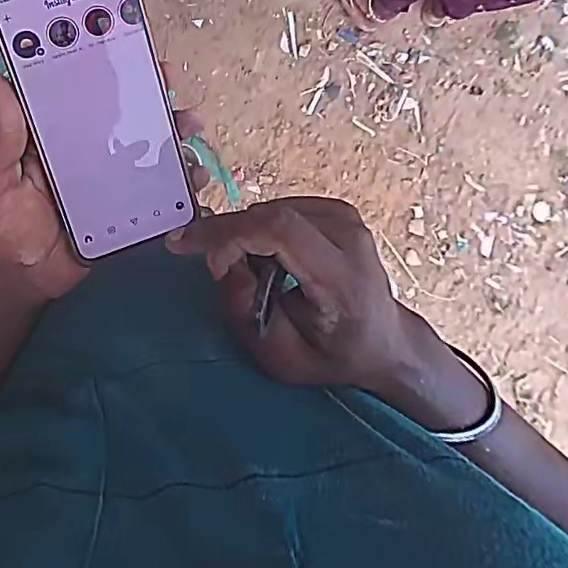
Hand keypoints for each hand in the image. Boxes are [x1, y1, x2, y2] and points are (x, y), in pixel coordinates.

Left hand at [0, 73, 214, 303]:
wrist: (24, 278)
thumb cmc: (3, 223)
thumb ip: (2, 135)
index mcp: (55, 134)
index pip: (82, 93)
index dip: (104, 69)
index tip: (127, 47)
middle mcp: (87, 149)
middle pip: (124, 115)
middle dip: (150, 94)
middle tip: (168, 79)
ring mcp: (110, 176)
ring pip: (148, 146)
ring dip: (172, 132)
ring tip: (189, 125)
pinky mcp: (127, 205)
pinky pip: (158, 188)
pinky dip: (180, 180)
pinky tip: (193, 176)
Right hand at [168, 197, 457, 400]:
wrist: (383, 343)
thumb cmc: (332, 356)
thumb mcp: (282, 359)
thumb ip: (244, 312)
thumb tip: (223, 262)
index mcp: (342, 277)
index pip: (279, 230)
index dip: (226, 231)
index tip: (184, 244)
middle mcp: (349, 237)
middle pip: (267, 217)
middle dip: (228, 239)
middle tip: (222, 273)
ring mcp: (346, 218)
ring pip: (268, 211)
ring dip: (245, 237)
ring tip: (257, 274)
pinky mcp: (337, 209)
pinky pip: (279, 210)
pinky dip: (261, 231)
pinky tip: (273, 259)